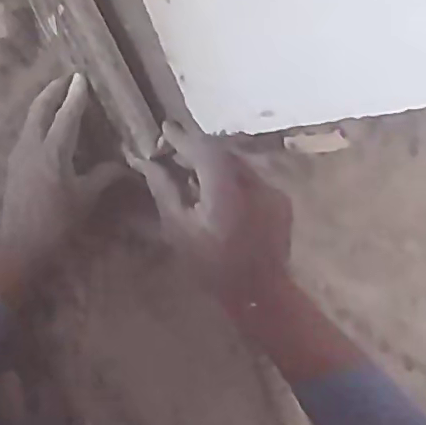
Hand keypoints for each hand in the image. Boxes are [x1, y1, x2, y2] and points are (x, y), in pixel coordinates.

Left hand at [0, 74, 123, 305]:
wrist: (19, 244)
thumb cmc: (56, 222)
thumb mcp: (85, 199)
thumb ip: (104, 176)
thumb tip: (125, 164)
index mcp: (52, 151)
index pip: (66, 115)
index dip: (75, 96)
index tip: (81, 78)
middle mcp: (31, 146)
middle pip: (39, 109)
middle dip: (52, 91)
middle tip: (66, 79)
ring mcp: (18, 154)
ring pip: (30, 120)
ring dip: (43, 105)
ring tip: (56, 96)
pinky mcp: (13, 164)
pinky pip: (26, 133)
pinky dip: (37, 121)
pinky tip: (45, 125)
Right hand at [131, 122, 293, 309]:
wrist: (260, 295)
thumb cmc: (211, 265)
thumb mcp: (177, 228)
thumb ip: (163, 189)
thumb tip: (145, 162)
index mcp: (227, 189)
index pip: (204, 149)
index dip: (182, 137)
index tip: (163, 129)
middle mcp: (254, 183)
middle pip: (222, 152)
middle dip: (195, 148)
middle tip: (171, 150)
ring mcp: (272, 191)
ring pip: (237, 164)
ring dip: (212, 162)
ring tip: (189, 169)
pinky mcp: (280, 202)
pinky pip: (249, 178)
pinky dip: (228, 176)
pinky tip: (213, 190)